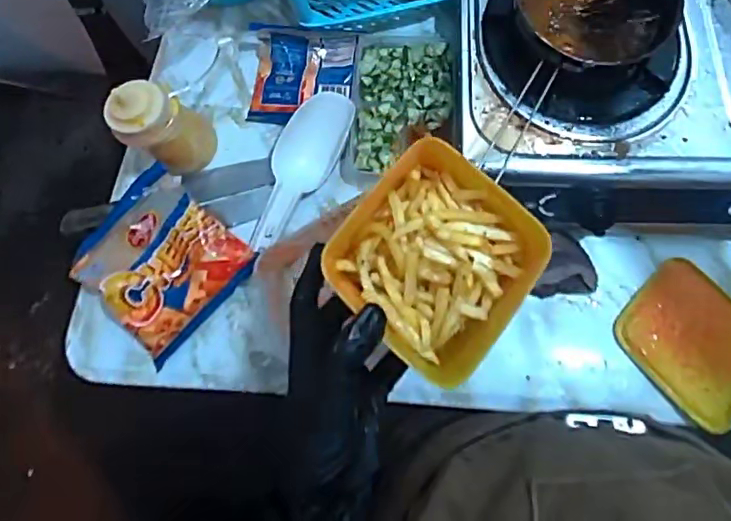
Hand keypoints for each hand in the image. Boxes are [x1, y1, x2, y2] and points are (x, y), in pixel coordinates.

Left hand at [281, 244, 407, 520]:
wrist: (326, 488)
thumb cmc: (318, 430)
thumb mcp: (331, 384)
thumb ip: (350, 346)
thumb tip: (374, 306)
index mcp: (309, 345)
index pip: (307, 296)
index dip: (313, 269)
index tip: (327, 242)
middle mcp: (327, 353)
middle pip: (341, 310)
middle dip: (358, 286)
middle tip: (383, 260)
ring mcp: (348, 374)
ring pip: (367, 334)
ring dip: (384, 316)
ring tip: (408, 288)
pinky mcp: (368, 394)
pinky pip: (387, 365)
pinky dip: (402, 352)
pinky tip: (423, 337)